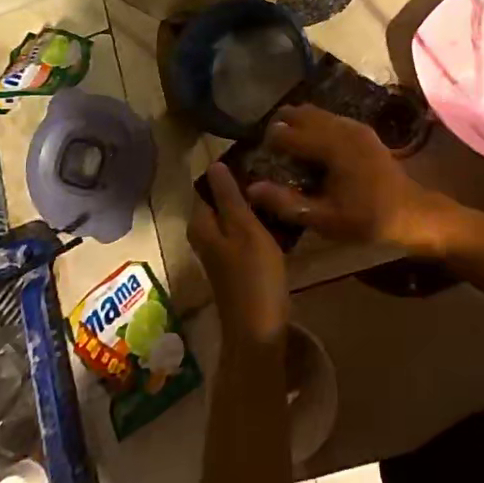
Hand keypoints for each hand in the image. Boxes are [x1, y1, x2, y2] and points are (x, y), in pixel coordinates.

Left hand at [189, 163, 289, 347]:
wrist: (260, 329)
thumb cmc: (253, 275)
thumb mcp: (244, 230)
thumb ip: (229, 197)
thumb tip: (214, 164)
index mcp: (202, 225)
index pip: (208, 186)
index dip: (229, 169)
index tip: (255, 153)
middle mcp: (206, 236)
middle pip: (223, 200)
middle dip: (244, 184)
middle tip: (274, 166)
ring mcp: (223, 251)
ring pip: (236, 216)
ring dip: (255, 202)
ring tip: (281, 184)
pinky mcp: (239, 262)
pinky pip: (247, 231)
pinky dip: (260, 220)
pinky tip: (280, 213)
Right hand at [244, 105, 479, 257]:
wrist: (411, 213)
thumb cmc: (367, 219)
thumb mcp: (324, 219)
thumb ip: (287, 202)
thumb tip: (251, 188)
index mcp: (333, 147)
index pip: (289, 133)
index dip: (269, 140)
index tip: (256, 153)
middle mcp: (344, 129)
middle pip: (302, 114)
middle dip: (282, 125)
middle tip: (267, 146)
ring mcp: (356, 127)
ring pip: (318, 113)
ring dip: (299, 123)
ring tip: (285, 145)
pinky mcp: (364, 132)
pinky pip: (332, 119)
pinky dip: (316, 125)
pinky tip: (310, 145)